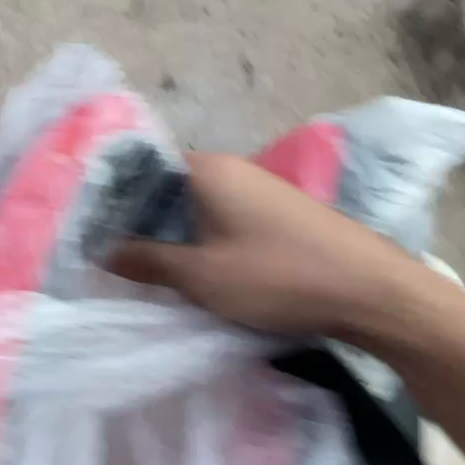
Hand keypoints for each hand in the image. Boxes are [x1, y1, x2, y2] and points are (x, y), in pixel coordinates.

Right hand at [110, 151, 430, 338]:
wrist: (377, 295)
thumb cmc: (279, 276)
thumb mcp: (200, 276)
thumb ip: (145, 260)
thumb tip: (102, 251)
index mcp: (206, 169)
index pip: (140, 170)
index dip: (111, 199)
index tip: (88, 229)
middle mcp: (231, 169)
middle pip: (165, 188)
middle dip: (138, 220)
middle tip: (108, 254)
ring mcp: (258, 190)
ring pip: (194, 207)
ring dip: (170, 234)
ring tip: (144, 266)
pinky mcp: (278, 215)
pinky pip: (221, 219)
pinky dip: (200, 240)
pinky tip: (193, 269)